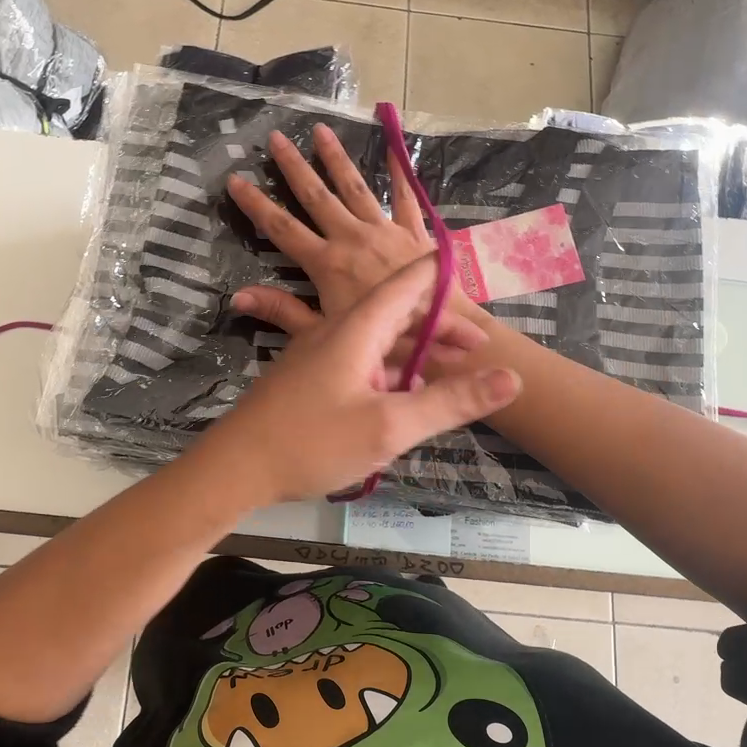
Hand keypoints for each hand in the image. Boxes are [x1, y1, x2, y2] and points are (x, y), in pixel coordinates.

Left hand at [194, 259, 520, 505]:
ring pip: (378, 341)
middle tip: (477, 352)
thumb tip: (511, 378)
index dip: (444, 279)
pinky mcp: (311, 380)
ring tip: (450, 379)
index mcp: (357, 329)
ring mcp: (321, 356)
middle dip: (439, 328)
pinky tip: (403, 403)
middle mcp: (338, 332)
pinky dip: (390, 373)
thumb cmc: (310, 441)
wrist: (234, 467)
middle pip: (396, 313)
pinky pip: (361, 363)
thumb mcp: (388, 427)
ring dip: (415, 354)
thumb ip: (450, 403)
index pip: (407, 284)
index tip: (479, 286)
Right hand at [225, 124, 487, 358]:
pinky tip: (394, 148)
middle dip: (293, 166)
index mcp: (326, 264)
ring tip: (321, 131)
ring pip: (354, 187)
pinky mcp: (414, 232)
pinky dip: (400, 172)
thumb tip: (238, 297)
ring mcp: (384, 230)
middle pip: (316, 196)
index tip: (236, 180)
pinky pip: (406, 197)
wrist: (443, 335)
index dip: (256, 204)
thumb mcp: (326, 334)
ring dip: (336, 158)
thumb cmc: (385, 342)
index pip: (281, 229)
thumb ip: (282, 312)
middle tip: (276, 138)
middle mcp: (352, 238)